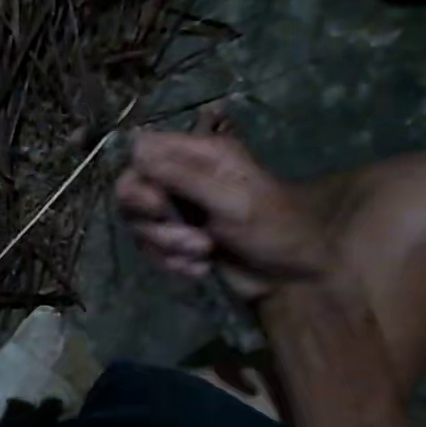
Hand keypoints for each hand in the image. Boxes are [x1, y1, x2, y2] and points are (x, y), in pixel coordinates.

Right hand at [116, 115, 333, 301]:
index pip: (143, 149)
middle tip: (184, 236)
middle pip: (129, 189)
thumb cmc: (276, 228)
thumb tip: (137, 152)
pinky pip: (149, 250)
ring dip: (166, 245)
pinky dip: (171, 262)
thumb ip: (183, 176)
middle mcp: (180, 178)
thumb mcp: (233, 201)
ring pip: (138, 224)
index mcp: (199, 155)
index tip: (158, 201)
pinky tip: (200, 268)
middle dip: (150, 219)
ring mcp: (175, 211)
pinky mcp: (174, 241)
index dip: (139, 174)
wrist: (296, 277)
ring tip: (203, 252)